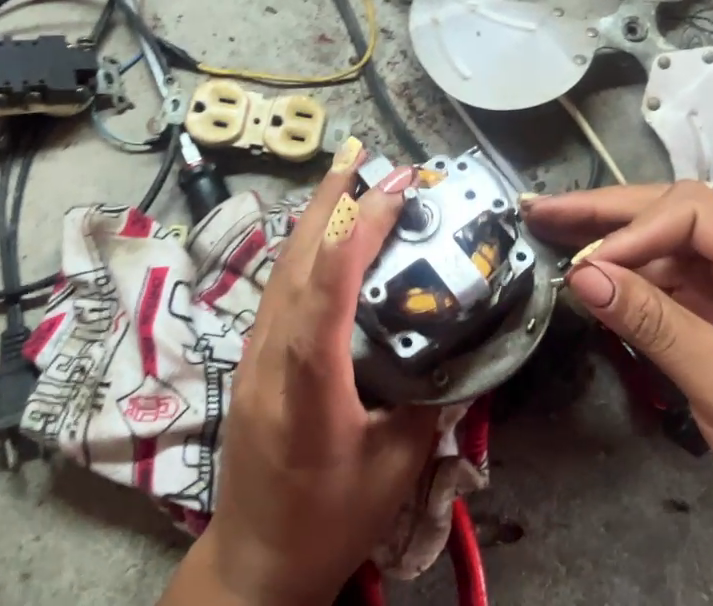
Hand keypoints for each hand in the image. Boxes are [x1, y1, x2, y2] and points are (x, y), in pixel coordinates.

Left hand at [170, 142, 439, 605]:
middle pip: (296, 260)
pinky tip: (322, 234)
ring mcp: (254, 355)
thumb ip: (429, 404)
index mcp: (307, 382)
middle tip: (365, 153)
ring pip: (282, 268)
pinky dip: (304, 248)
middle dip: (331, 199)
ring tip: (345, 174)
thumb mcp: (394, 469)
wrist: (257, 559)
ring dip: (314, 215)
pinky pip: (279, 287)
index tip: (394, 188)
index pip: (327, 286)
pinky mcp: (253, 360)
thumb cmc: (329, 519)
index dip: (359, 229)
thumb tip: (460, 352)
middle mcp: (271, 355)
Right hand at [525, 182, 712, 525]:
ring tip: (551, 228)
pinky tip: (590, 271)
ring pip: (664, 239)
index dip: (633, 231)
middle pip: (672, 212)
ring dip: (610, 237)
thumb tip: (580, 275)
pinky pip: (667, 274)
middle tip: (543, 210)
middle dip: (606, 212)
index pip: (692, 213)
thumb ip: (650, 320)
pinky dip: (627, 273)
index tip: (586, 265)